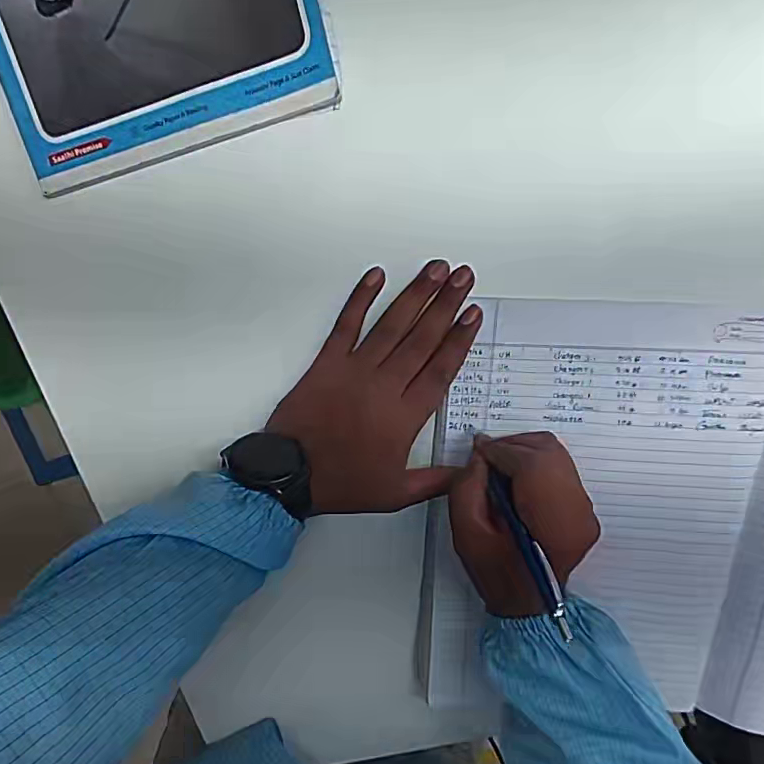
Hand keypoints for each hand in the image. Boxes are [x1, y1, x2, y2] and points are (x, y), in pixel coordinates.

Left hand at [266, 261, 480, 514]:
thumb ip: (434, 481)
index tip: (472, 315)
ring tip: (434, 271)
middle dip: (446, 304)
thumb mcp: (394, 493)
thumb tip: (463, 475)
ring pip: (391, 326)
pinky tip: (375, 278)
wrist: (290, 476)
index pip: (440, 368)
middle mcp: (383, 387)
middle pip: (422, 338)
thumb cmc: (338, 482)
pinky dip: (360, 299)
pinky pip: (346, 325)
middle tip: (463, 278)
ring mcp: (354, 371)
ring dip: (415, 295)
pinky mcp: (327, 364)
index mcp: (404, 416)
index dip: (459, 339)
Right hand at [447, 432, 600, 617]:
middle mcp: (577, 514)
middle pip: (546, 449)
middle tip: (487, 459)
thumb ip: (467, 488)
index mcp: (552, 524)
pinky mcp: (582, 508)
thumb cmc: (499, 577)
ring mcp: (584, 511)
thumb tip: (480, 458)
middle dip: (511, 446)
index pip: (529, 463)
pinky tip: (516, 480)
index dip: (499, 450)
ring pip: (555, 454)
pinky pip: (559, 468)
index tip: (480, 452)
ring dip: (523, 453)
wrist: (530, 605)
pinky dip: (535, 464)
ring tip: (499, 469)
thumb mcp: (467, 534)